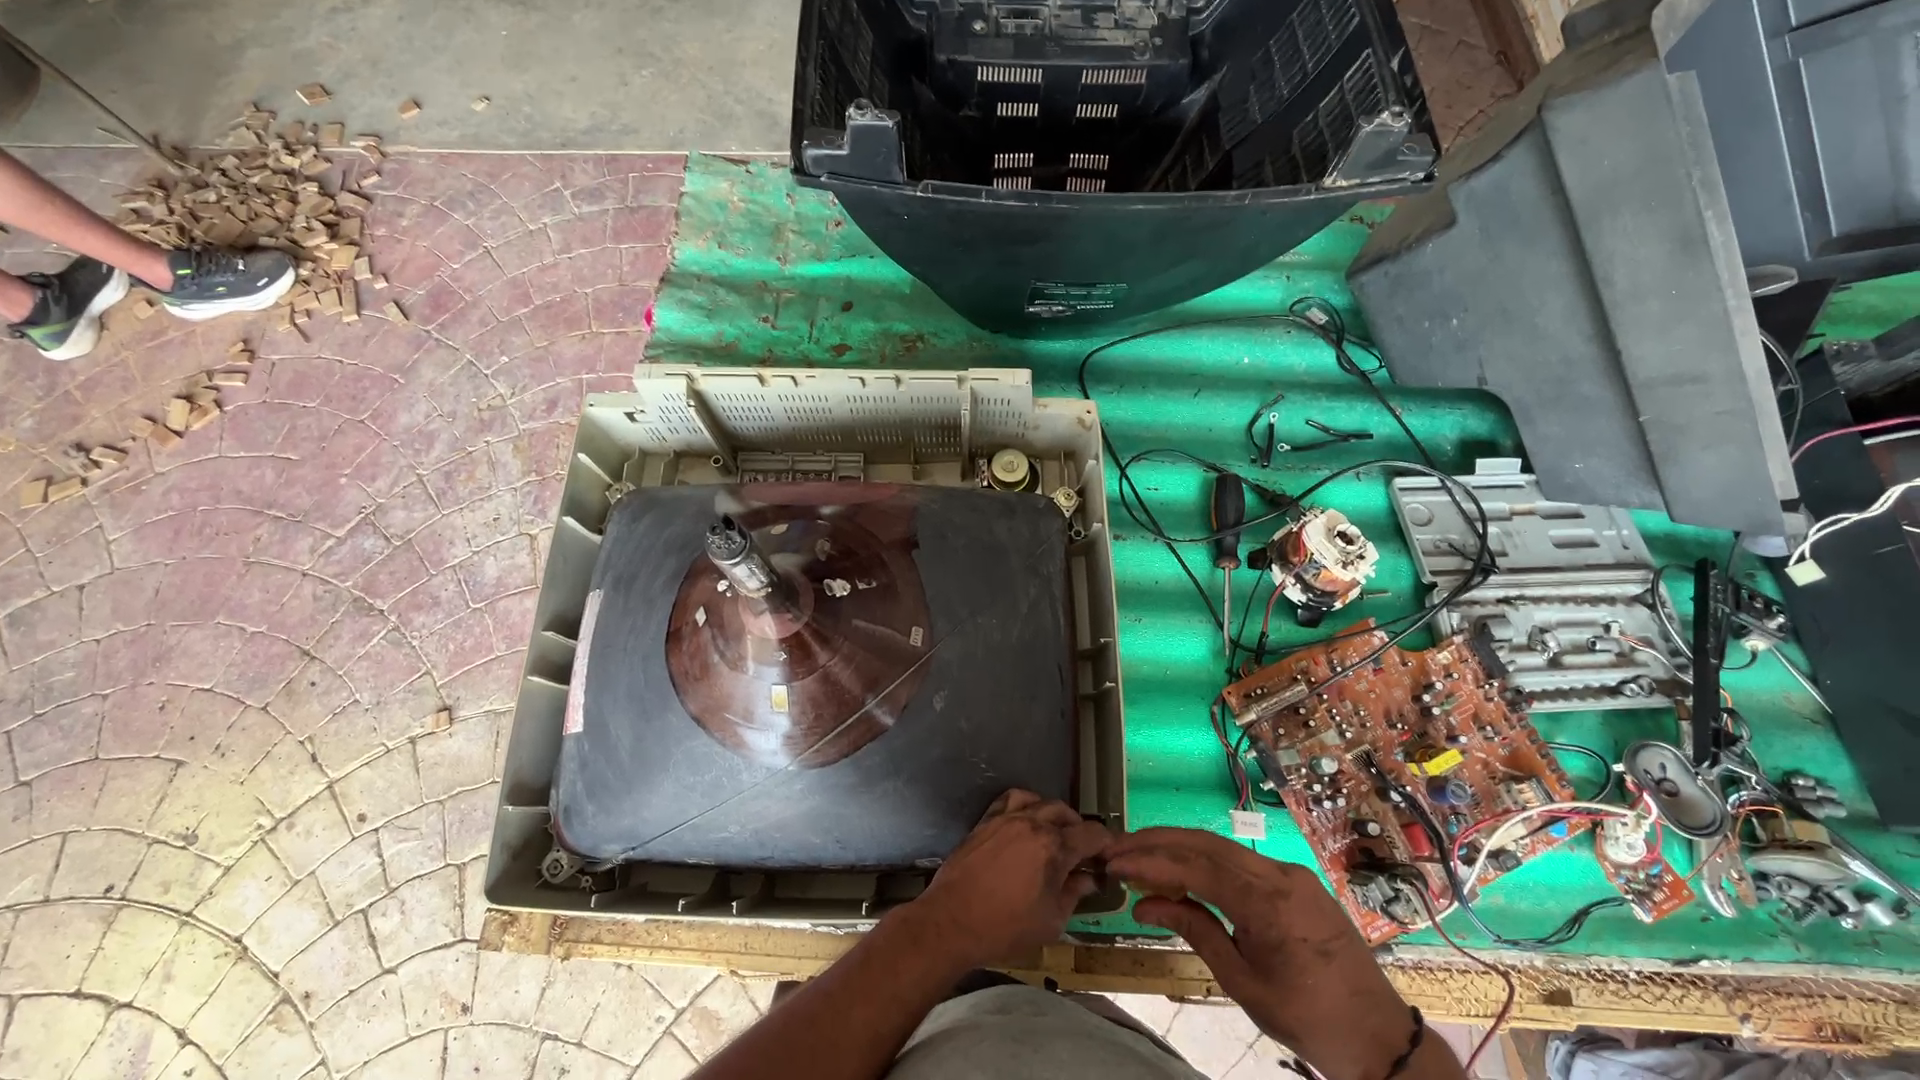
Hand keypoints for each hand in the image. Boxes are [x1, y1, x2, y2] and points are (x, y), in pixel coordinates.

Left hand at [901, 790, 1110, 971]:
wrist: (951, 922)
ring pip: (1039, 801)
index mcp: (1054, 847)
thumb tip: (1089, 878)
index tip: (1108, 856)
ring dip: (1053, 815)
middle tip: (1082, 852)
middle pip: (1066, 813)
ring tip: (1055, 834)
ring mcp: (1005, 819)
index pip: (1092, 834)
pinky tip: (1026, 821)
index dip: (1106, 843)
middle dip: (1080, 830)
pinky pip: (1010, 800)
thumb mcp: (1051, 920)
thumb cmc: (1005, 928)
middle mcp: (1032, 823)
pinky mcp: (985, 822)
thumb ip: (1074, 893)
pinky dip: (1025, 804)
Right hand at [1105, 828, 1424, 1079]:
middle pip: (1206, 843)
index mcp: (1267, 902)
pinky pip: (1243, 862)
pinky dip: (1205, 861)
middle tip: (1116, 849)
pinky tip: (1182, 871)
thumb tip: (1144, 903)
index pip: (1194, 865)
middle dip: (1157, 842)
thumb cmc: (1305, 1016)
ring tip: (1138, 856)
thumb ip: (1194, 930)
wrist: (1376, 1034)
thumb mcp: (1241, 981)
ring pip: (1223, 847)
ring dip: (1178, 848)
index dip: (1149, 860)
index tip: (1113, 861)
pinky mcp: (1298, 882)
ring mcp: (1292, 874)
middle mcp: (1280, 874)